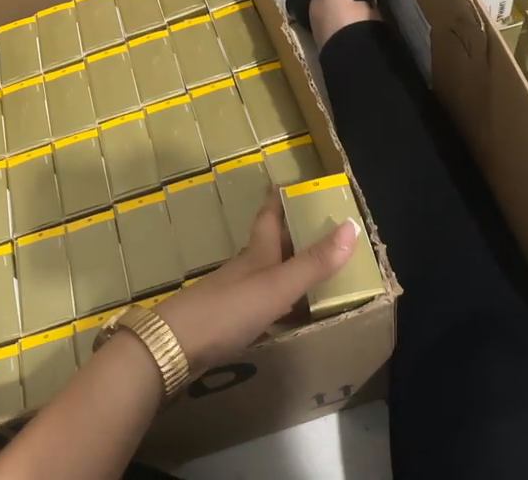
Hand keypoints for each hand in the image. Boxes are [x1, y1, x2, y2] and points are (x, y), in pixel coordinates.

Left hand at [154, 199, 356, 370]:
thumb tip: (351, 226)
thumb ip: (313, 262)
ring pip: (264, 272)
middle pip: (269, 243)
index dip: (278, 199)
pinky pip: (260, 303)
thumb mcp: (277, 285)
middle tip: (313, 227)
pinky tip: (285, 314)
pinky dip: (278, 302)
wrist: (176, 345)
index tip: (285, 182)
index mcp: (257, 253)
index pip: (269, 216)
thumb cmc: (229, 308)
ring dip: (284, 267)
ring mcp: (234, 294)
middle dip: (288, 232)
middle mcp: (245, 268)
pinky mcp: (228, 320)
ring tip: (309, 268)